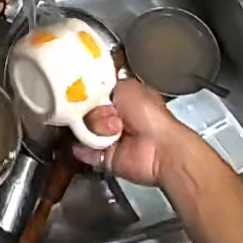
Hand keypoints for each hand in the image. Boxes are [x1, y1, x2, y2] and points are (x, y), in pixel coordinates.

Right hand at [72, 80, 197, 186]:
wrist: (157, 146)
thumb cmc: (148, 113)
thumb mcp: (128, 86)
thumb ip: (108, 85)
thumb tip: (94, 89)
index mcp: (122, 99)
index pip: (94, 93)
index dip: (89, 92)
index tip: (88, 93)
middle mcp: (114, 117)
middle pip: (87, 110)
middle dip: (95, 112)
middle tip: (111, 115)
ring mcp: (108, 138)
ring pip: (84, 129)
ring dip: (96, 129)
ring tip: (113, 133)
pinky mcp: (104, 157)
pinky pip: (84, 151)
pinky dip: (84, 148)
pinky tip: (88, 144)